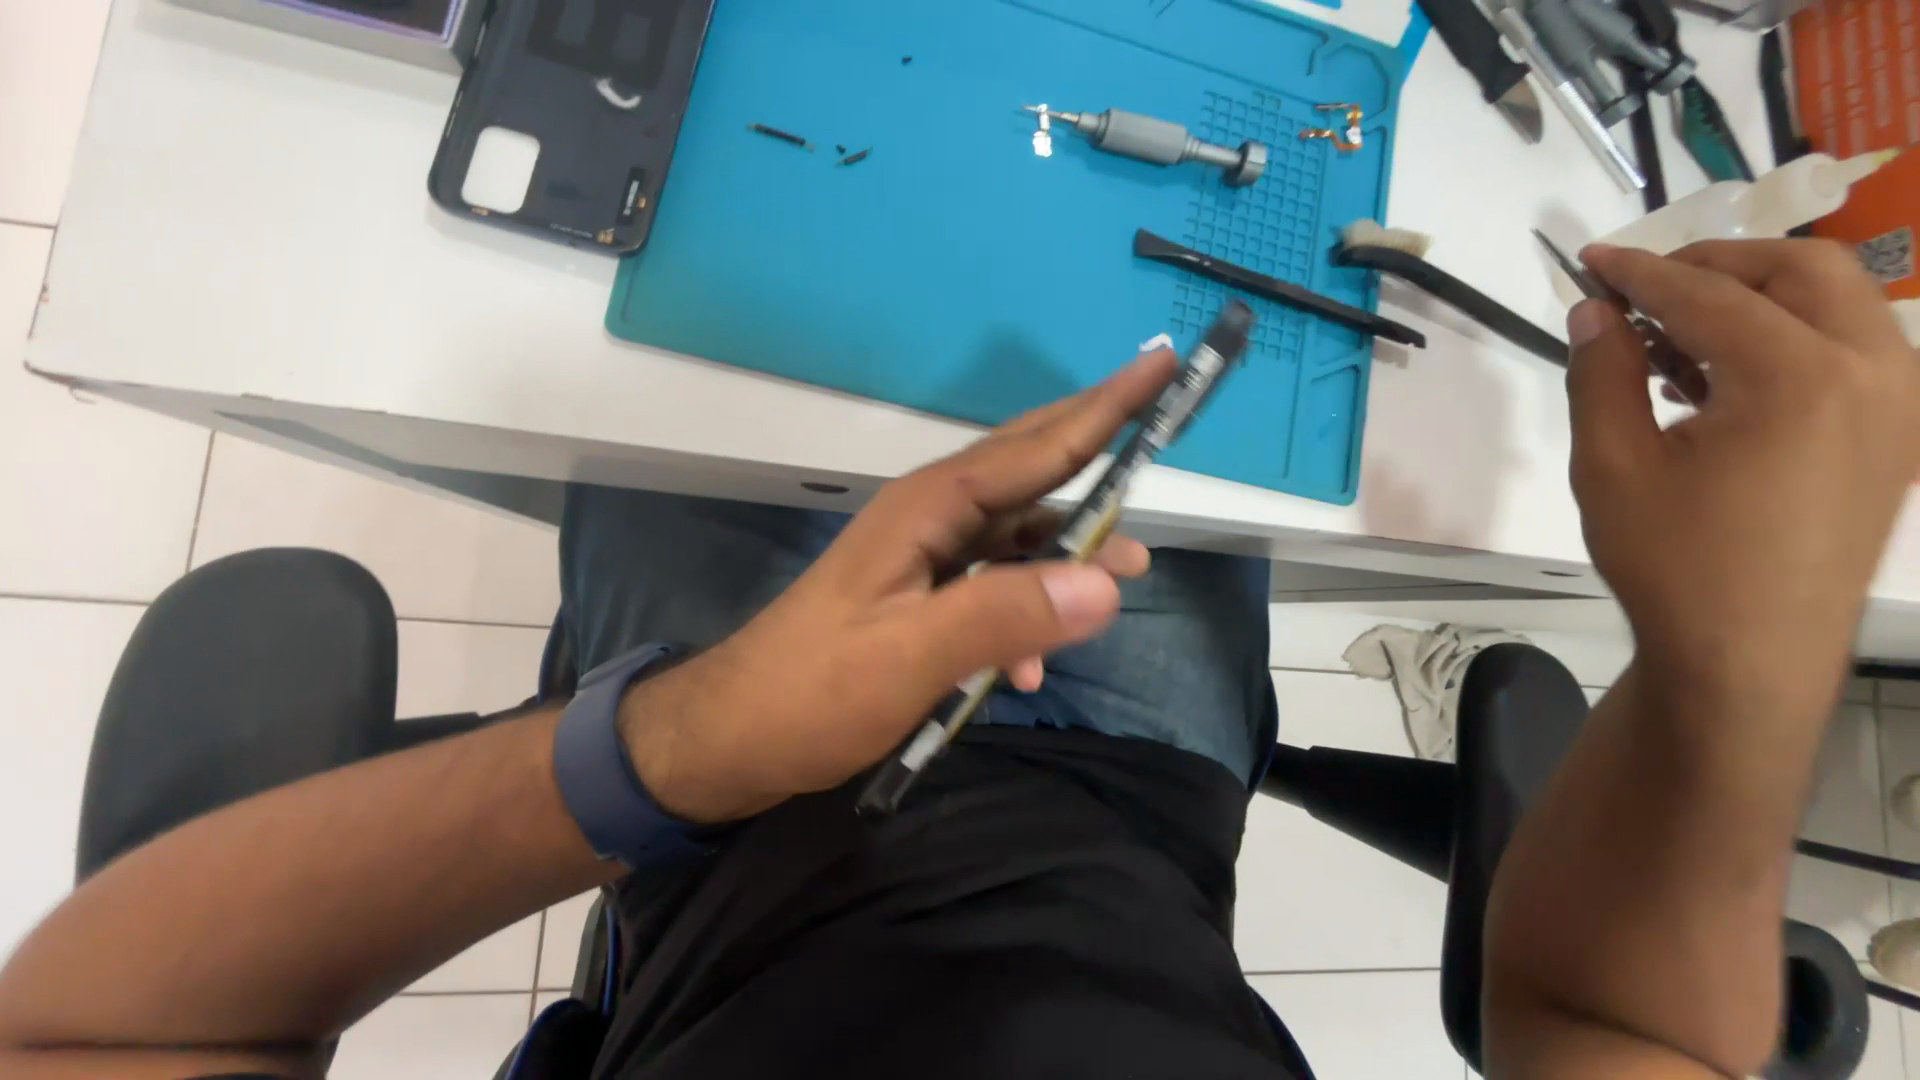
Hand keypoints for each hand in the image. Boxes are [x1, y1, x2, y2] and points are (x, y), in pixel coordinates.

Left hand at [616, 350, 1178, 821]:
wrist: (735, 736)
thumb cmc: (813, 692)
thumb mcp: (910, 657)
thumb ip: (1005, 615)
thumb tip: (1107, 580)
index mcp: (932, 508)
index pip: (1038, 447)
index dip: (1105, 408)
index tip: (1163, 364)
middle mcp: (933, 517)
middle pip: (1034, 470)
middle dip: (1101, 453)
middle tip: (1164, 432)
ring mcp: (928, 557)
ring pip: (1021, 535)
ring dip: (1071, 554)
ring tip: (1128, 573)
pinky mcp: (924, 596)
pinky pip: (996, 587)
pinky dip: (1026, 615)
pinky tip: (1027, 669)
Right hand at [1568, 239, 1919, 698]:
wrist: (1750, 649)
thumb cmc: (1671, 559)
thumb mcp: (1610, 466)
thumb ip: (1602, 376)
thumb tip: (1595, 312)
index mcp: (1799, 378)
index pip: (1710, 295)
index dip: (1643, 272)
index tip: (1592, 259)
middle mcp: (1876, 371)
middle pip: (1803, 271)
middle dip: (1716, 262)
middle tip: (1641, 282)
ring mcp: (1902, 403)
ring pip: (1838, 305)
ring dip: (1753, 298)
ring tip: (1669, 334)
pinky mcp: (1899, 432)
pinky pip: (1850, 351)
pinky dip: (1783, 339)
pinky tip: (1715, 376)